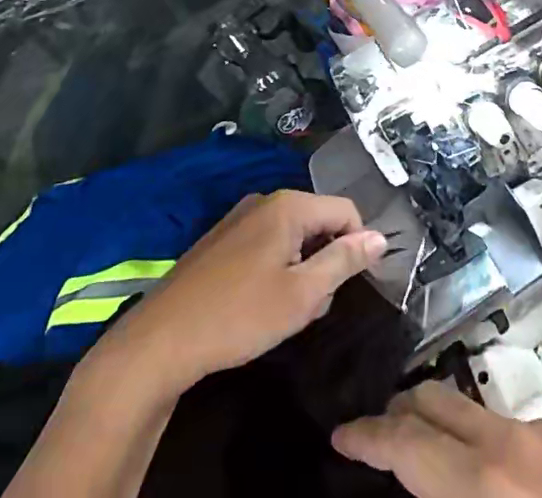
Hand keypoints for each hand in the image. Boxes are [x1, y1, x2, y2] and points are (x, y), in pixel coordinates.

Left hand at [102, 189, 386, 391]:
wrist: (161, 339)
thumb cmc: (239, 315)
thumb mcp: (302, 294)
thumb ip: (344, 260)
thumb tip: (380, 237)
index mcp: (287, 206)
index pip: (346, 211)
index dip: (358, 246)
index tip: (350, 286)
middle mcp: (264, 201)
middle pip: (319, 222)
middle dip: (325, 261)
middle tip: (311, 305)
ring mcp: (239, 218)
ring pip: (294, 236)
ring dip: (301, 270)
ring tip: (283, 310)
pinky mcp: (222, 238)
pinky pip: (268, 243)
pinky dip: (276, 268)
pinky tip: (259, 303)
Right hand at [332, 382, 541, 497]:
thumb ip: (436, 494)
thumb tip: (411, 477)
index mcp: (479, 481)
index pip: (404, 442)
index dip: (366, 436)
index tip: (340, 435)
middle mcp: (507, 441)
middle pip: (432, 399)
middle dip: (397, 412)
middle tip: (376, 437)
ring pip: (469, 410)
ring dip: (440, 426)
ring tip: (428, 456)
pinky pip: (507, 427)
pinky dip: (481, 442)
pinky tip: (488, 477)